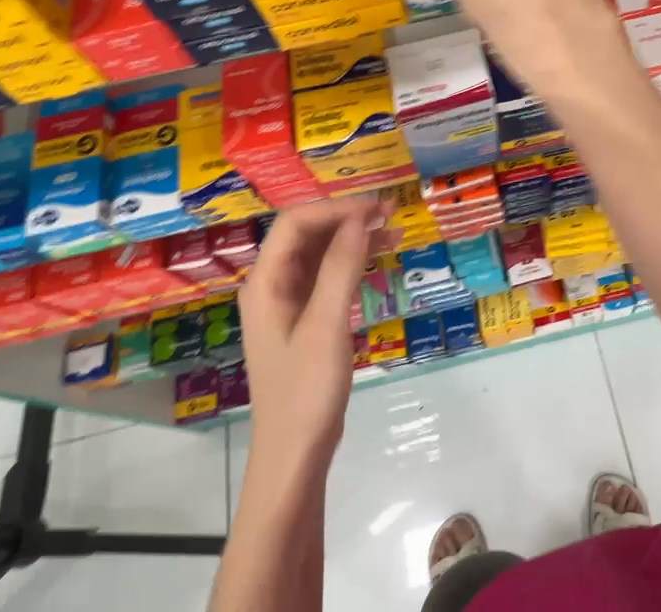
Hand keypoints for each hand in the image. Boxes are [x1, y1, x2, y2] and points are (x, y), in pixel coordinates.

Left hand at [238, 196, 383, 456]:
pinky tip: (378, 264)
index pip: (296, 223)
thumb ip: (341, 268)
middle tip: (391, 216)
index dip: (336, 208)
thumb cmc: (306, 389)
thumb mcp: (327, 325)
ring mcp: (286, 305)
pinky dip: (351, 266)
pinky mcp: (303, 321)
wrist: (295, 451)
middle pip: (306, 234)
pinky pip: (326, 279)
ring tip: (394, 235)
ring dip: (352, 240)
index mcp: (265, 282)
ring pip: (319, 256)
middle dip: (346, 219)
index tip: (378, 209)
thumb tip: (360, 219)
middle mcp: (271, 286)